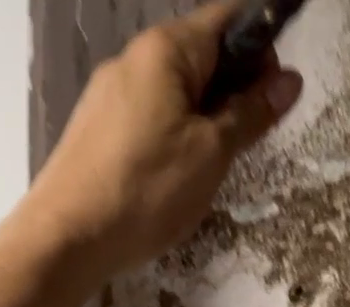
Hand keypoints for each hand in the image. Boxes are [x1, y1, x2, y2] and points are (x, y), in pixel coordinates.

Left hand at [19, 1, 303, 278]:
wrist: (62, 242)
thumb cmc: (144, 191)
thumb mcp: (210, 154)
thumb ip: (250, 113)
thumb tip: (287, 81)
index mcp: (163, 49)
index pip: (229, 19)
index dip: (263, 47)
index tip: (277, 91)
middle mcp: (129, 62)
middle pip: (198, 58)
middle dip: (231, 90)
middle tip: (246, 140)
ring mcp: (104, 99)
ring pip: (170, 95)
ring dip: (200, 120)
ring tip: (208, 168)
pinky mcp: (90, 136)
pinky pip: (144, 122)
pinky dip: (168, 139)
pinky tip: (170, 180)